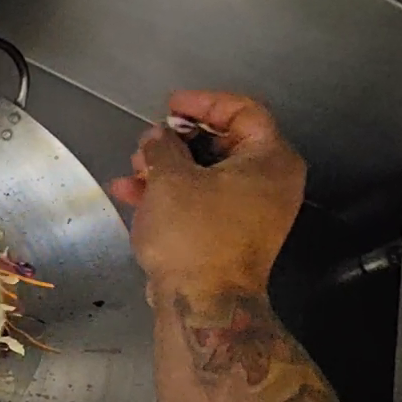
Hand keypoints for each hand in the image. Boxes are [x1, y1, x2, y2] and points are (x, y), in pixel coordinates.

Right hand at [108, 90, 305, 300]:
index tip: (169, 106)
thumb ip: (161, 148)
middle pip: (222, 143)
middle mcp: (269, 181)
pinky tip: (133, 195)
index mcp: (269, 159)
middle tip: (147, 142)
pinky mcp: (228, 231)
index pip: (243, 112)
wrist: (202, 298)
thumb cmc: (193, 234)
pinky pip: (199, 199)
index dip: (204, 103)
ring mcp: (250, 209)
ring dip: (166, 168)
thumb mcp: (169, 180)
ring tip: (132, 170)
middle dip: (177, 141)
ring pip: (206, 173)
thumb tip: (157, 136)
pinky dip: (169, 193)